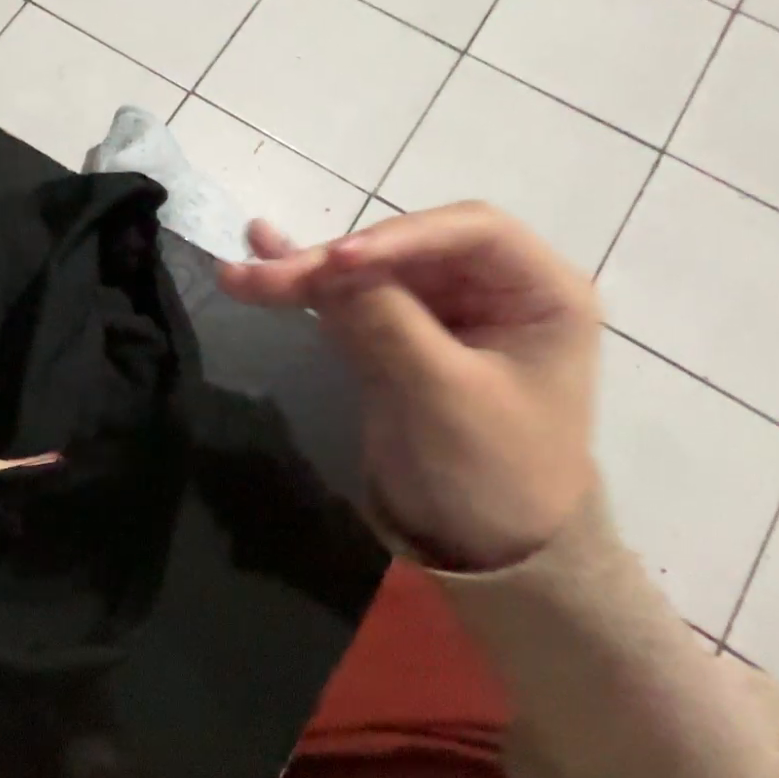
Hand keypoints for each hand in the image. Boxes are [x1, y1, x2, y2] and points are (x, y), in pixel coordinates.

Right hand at [216, 203, 600, 571]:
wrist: (484, 545)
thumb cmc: (489, 470)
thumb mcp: (441, 396)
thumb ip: (387, 323)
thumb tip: (324, 267)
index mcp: (539, 292)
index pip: (469, 232)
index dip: (399, 236)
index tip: (336, 261)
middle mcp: (489, 288)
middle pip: (402, 251)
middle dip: (330, 262)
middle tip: (260, 276)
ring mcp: (437, 311)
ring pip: (363, 273)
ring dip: (301, 271)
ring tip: (239, 273)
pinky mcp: (393, 335)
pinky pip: (346, 300)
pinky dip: (305, 286)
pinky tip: (263, 250)